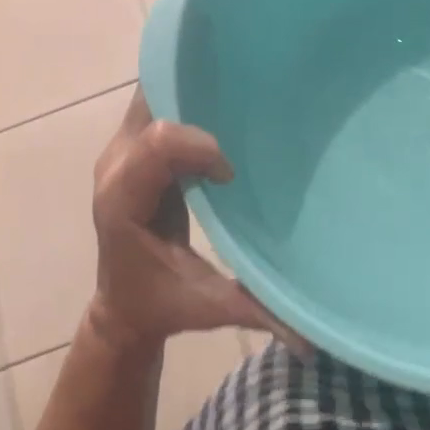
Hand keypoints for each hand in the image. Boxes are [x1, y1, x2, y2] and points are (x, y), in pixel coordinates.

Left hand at [86, 91, 305, 353]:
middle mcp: (114, 167)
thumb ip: (257, 312)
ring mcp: (119, 151)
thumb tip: (314, 339)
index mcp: (124, 202)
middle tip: (240, 102)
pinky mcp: (131, 145)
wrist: (122, 307)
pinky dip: (184, 95)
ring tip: (233, 93)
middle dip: (192, 98)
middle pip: (149, 107)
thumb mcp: (208, 308)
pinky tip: (219, 99)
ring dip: (189, 90)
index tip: (229, 175)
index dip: (197, 147)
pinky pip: (155, 103)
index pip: (155, 147)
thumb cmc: (162, 305)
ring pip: (149, 96)